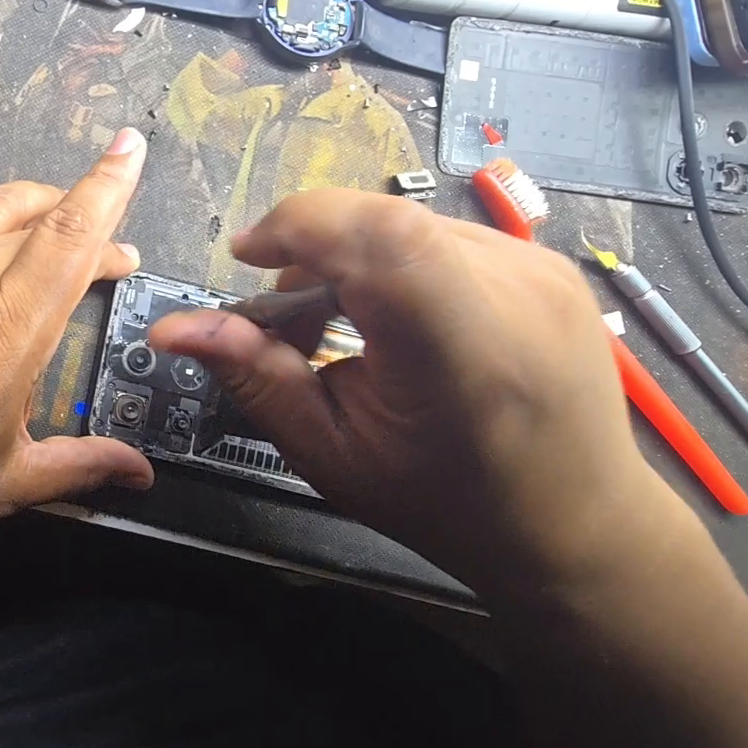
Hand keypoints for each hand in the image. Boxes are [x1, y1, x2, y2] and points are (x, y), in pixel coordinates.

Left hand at [0, 129, 155, 573]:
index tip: (131, 149)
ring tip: (54, 226)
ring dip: (33, 204)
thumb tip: (137, 472)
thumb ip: (79, 466)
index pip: (69, 237)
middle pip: (38, 215)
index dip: (108, 187)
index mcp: (3, 333)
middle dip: (86, 220)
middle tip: (108, 255)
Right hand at [149, 190, 689, 601]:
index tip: (247, 258)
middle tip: (288, 322)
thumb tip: (172, 329)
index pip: (380, 236)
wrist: (576, 524)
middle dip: (308, 254)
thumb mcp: (328, 452)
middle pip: (379, 222)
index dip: (300, 225)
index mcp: (460, 352)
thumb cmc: (442, 502)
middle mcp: (514, 292)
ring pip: (402, 224)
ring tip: (339, 330)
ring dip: (346, 261)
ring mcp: (539, 269)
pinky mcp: (544, 263)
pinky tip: (388, 322)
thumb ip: (252, 377)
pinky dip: (387, 265)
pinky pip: (435, 236)